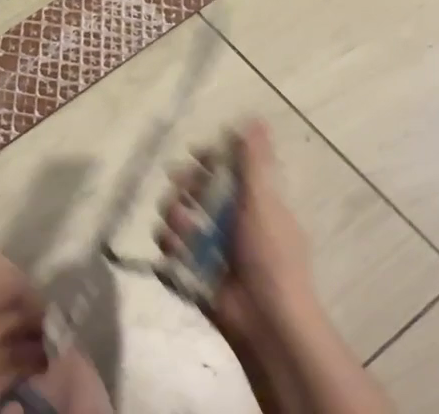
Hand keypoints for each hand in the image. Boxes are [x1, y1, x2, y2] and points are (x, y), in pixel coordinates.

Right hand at [160, 120, 316, 345]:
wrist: (265, 319)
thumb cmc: (269, 256)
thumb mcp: (263, 202)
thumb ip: (253, 162)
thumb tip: (255, 119)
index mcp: (251, 204)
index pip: (222, 170)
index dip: (206, 161)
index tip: (194, 157)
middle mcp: (228, 222)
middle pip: (192, 190)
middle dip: (182, 190)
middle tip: (180, 194)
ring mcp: (209, 246)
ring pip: (175, 217)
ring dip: (175, 221)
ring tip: (184, 234)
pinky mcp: (192, 269)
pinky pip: (169, 248)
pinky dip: (171, 250)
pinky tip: (178, 255)